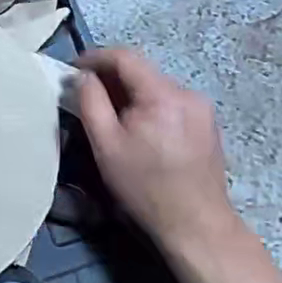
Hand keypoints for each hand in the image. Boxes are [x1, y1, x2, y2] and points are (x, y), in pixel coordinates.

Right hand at [76, 49, 237, 257]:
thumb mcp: (106, 145)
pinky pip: (170, 102)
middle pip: (141, 71)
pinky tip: (140, 132)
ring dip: (130, 94)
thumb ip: (90, 102)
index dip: (95, 58)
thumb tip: (82, 76)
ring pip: (155, 87)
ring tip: (112, 118)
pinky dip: (149, 106)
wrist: (196, 225)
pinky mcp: (207, 123)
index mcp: (163, 95)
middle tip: (87, 97)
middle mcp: (187, 93)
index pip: (125, 57)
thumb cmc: (145, 187)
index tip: (73, 70)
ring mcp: (202, 108)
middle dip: (111, 79)